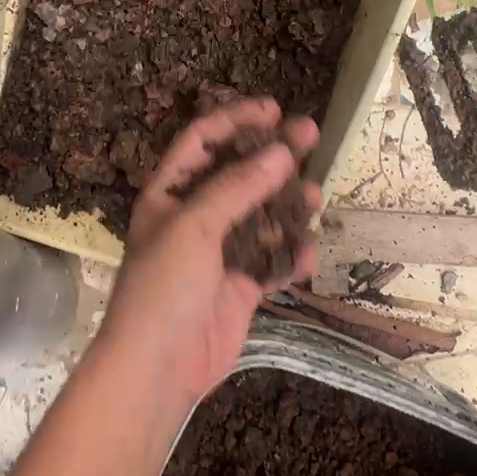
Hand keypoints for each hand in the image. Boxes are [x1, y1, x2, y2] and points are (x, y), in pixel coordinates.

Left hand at [94, 98, 320, 412]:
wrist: (159, 367)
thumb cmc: (164, 287)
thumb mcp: (195, 227)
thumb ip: (238, 187)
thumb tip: (281, 152)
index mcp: (170, 193)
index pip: (202, 142)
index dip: (235, 120)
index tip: (273, 108)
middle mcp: (195, 216)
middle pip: (239, 173)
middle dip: (273, 155)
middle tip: (310, 134)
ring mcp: (219, 252)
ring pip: (262, 215)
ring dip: (289, 205)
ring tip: (317, 196)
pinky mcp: (241, 286)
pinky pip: (272, 261)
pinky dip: (290, 256)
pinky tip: (308, 252)